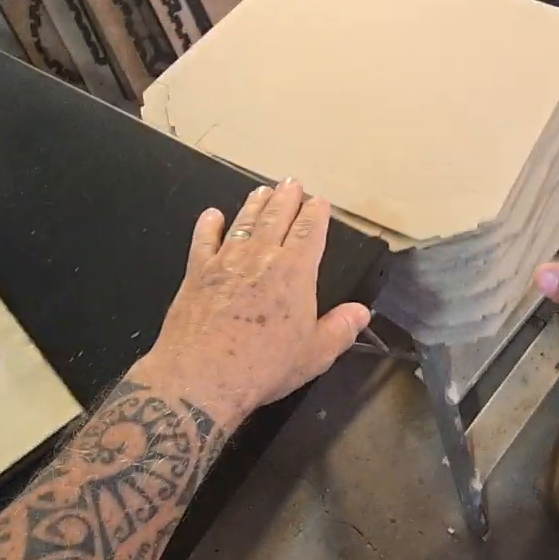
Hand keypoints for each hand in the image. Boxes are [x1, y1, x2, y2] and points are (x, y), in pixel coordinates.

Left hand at [144, 179, 370, 426]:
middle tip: (291, 182)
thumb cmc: (264, 366)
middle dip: (286, 198)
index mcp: (295, 272)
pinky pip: (203, 241)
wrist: (202, 377)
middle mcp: (262, 257)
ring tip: (261, 190)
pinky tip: (212, 215)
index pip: (310, 231)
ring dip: (255, 204)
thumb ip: (341, 329)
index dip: (316, 213)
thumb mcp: (315, 354)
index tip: (319, 200)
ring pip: (244, 222)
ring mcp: (226, 261)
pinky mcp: (196, 273)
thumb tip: (362, 312)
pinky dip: (209, 225)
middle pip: (277, 217)